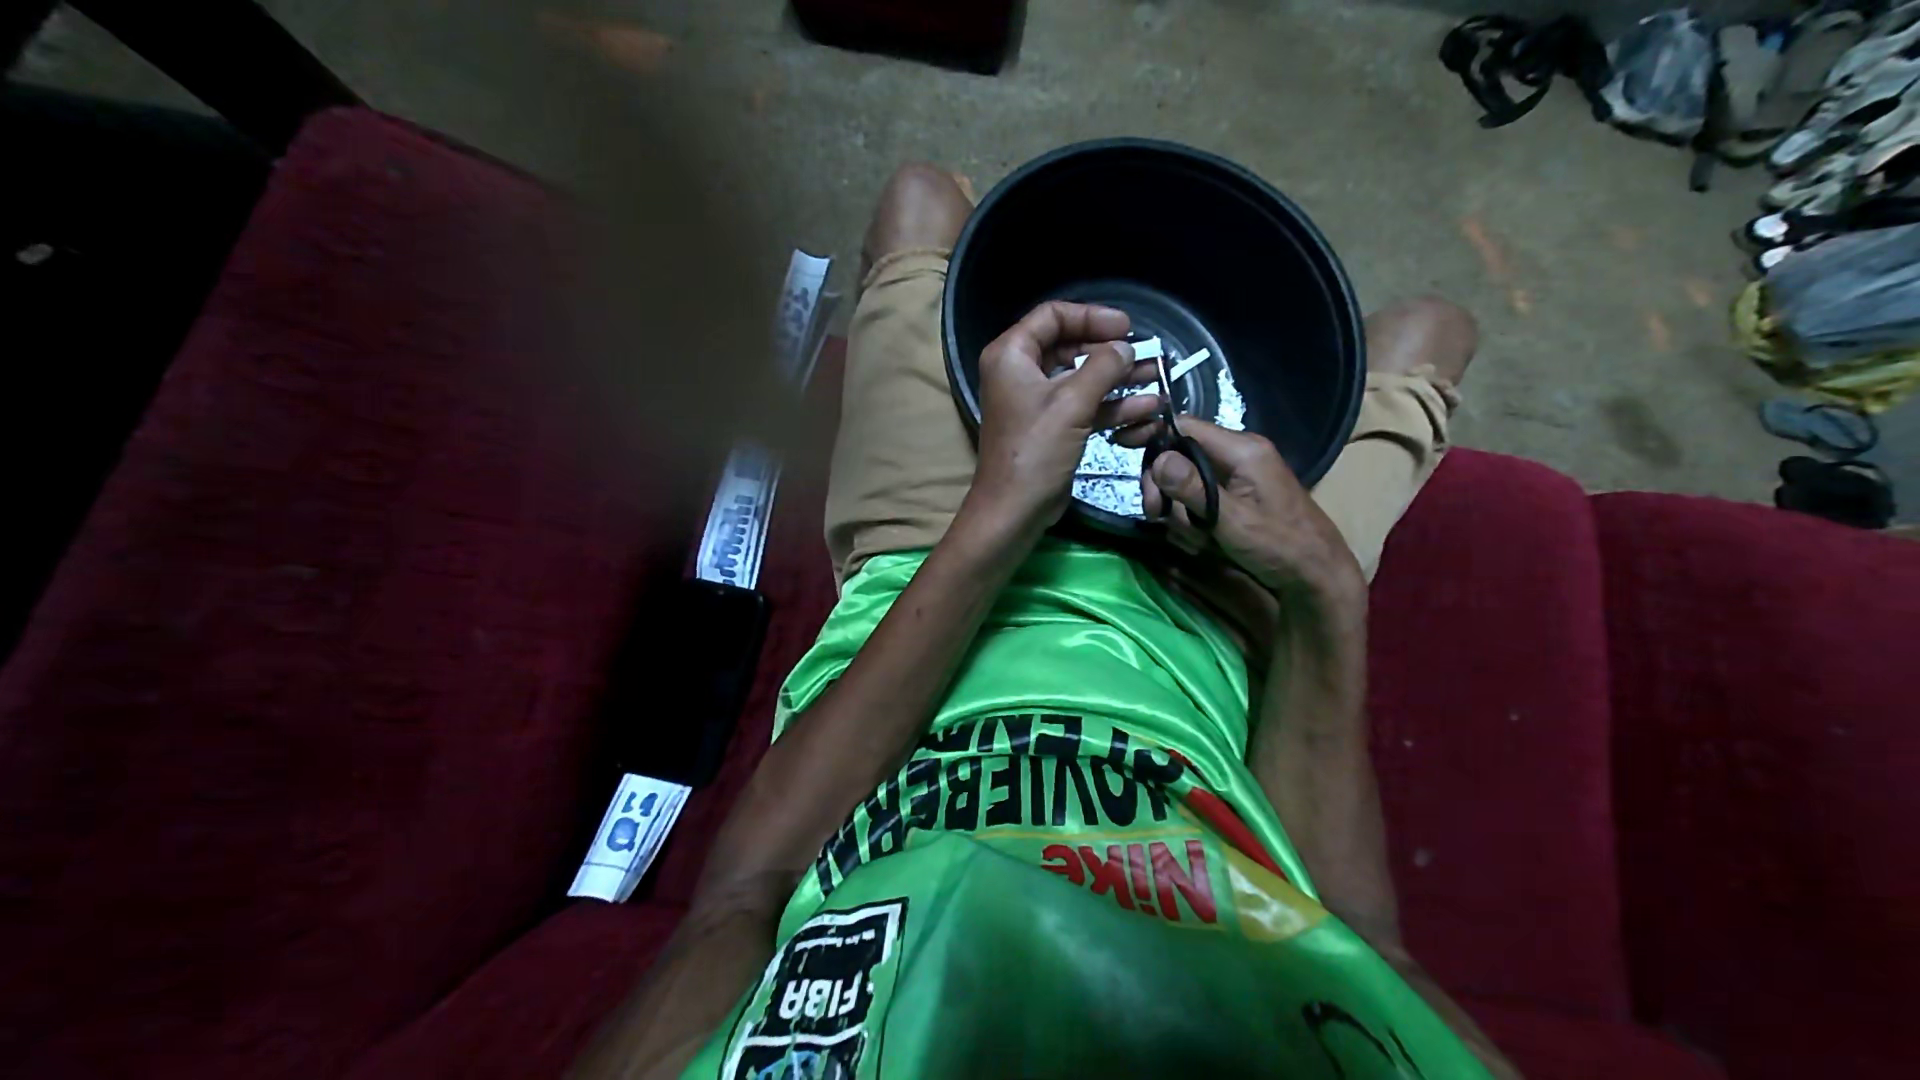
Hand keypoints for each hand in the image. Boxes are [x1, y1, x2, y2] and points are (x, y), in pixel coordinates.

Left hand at [966, 301, 1160, 536]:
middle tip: (1145, 353)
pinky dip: (1110, 406)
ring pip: (1081, 379)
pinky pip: (1082, 406)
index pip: (1052, 317)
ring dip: (1118, 379)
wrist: (1014, 509)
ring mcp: (1035, 402)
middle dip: (1109, 351)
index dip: (1091, 317)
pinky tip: (1146, 408)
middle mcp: (1019, 372)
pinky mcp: (1050, 427)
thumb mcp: (1072, 402)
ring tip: (1158, 377)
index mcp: (1011, 355)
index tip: (1127, 327)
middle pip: (1069, 346)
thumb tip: (1126, 348)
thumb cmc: (1036, 449)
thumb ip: (1103, 367)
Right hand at [1117, 417, 1363, 604]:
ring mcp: (1236, 476)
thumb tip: (1158, 459)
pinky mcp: (1235, 496)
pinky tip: (1202, 540)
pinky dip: (1193, 519)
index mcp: (1241, 449)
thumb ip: (1193, 488)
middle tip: (1158, 516)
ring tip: (1193, 538)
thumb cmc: (1278, 545)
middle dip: (1164, 487)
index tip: (1137, 470)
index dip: (1155, 441)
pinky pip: (1199, 498)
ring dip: (1179, 510)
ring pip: (1185, 482)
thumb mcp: (1230, 519)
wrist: (1316, 575)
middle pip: (1179, 456)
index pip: (1184, 426)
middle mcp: (1237, 455)